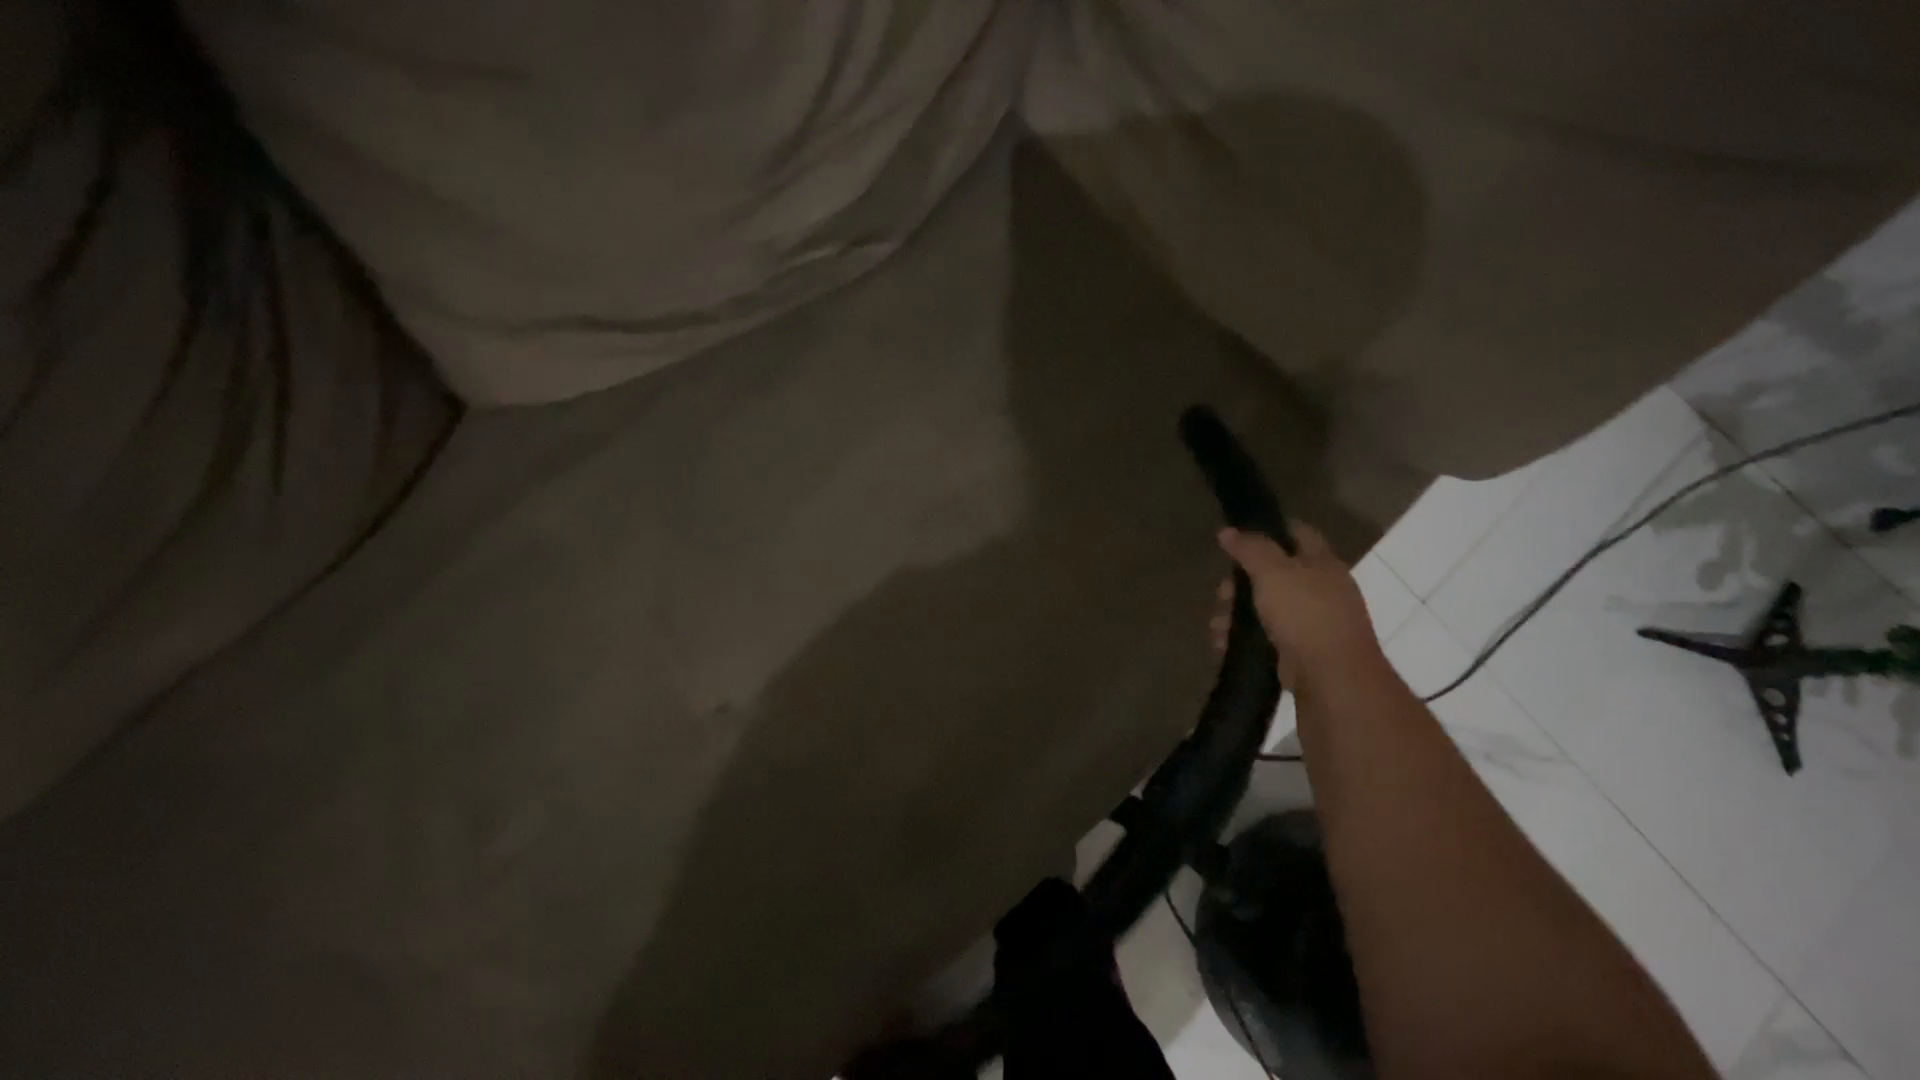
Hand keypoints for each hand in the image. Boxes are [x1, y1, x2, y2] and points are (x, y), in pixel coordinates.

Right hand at [1216, 524, 1387, 692]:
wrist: (1332, 677)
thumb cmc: (1305, 614)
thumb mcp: (1273, 572)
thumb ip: (1250, 548)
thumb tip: (1228, 531)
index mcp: (1322, 563)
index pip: (1297, 533)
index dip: (1269, 530)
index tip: (1237, 538)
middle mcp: (1320, 589)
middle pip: (1273, 575)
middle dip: (1240, 584)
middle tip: (1221, 595)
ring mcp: (1312, 622)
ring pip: (1265, 609)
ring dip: (1236, 616)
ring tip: (1217, 629)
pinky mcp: (1300, 651)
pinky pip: (1265, 637)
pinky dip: (1244, 640)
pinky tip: (1224, 646)